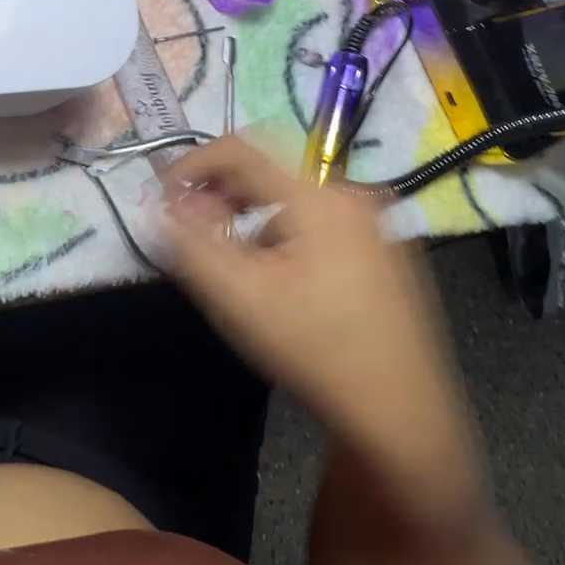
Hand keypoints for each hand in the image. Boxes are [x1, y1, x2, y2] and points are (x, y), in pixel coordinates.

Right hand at [157, 139, 484, 527]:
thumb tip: (164, 203)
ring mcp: (374, 222)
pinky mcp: (384, 249)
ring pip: (292, 196)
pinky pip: (318, 218)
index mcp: (317, 196)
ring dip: (249, 212)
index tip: (163, 196)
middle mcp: (351, 195)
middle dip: (219, 191)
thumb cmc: (313, 350)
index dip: (192, 163)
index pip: (241, 148)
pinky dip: (282, 229)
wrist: (402, 416)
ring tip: (230, 256)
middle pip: (269, 168)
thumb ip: (191, 242)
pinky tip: (276, 275)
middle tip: (190, 227)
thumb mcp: (237, 297)